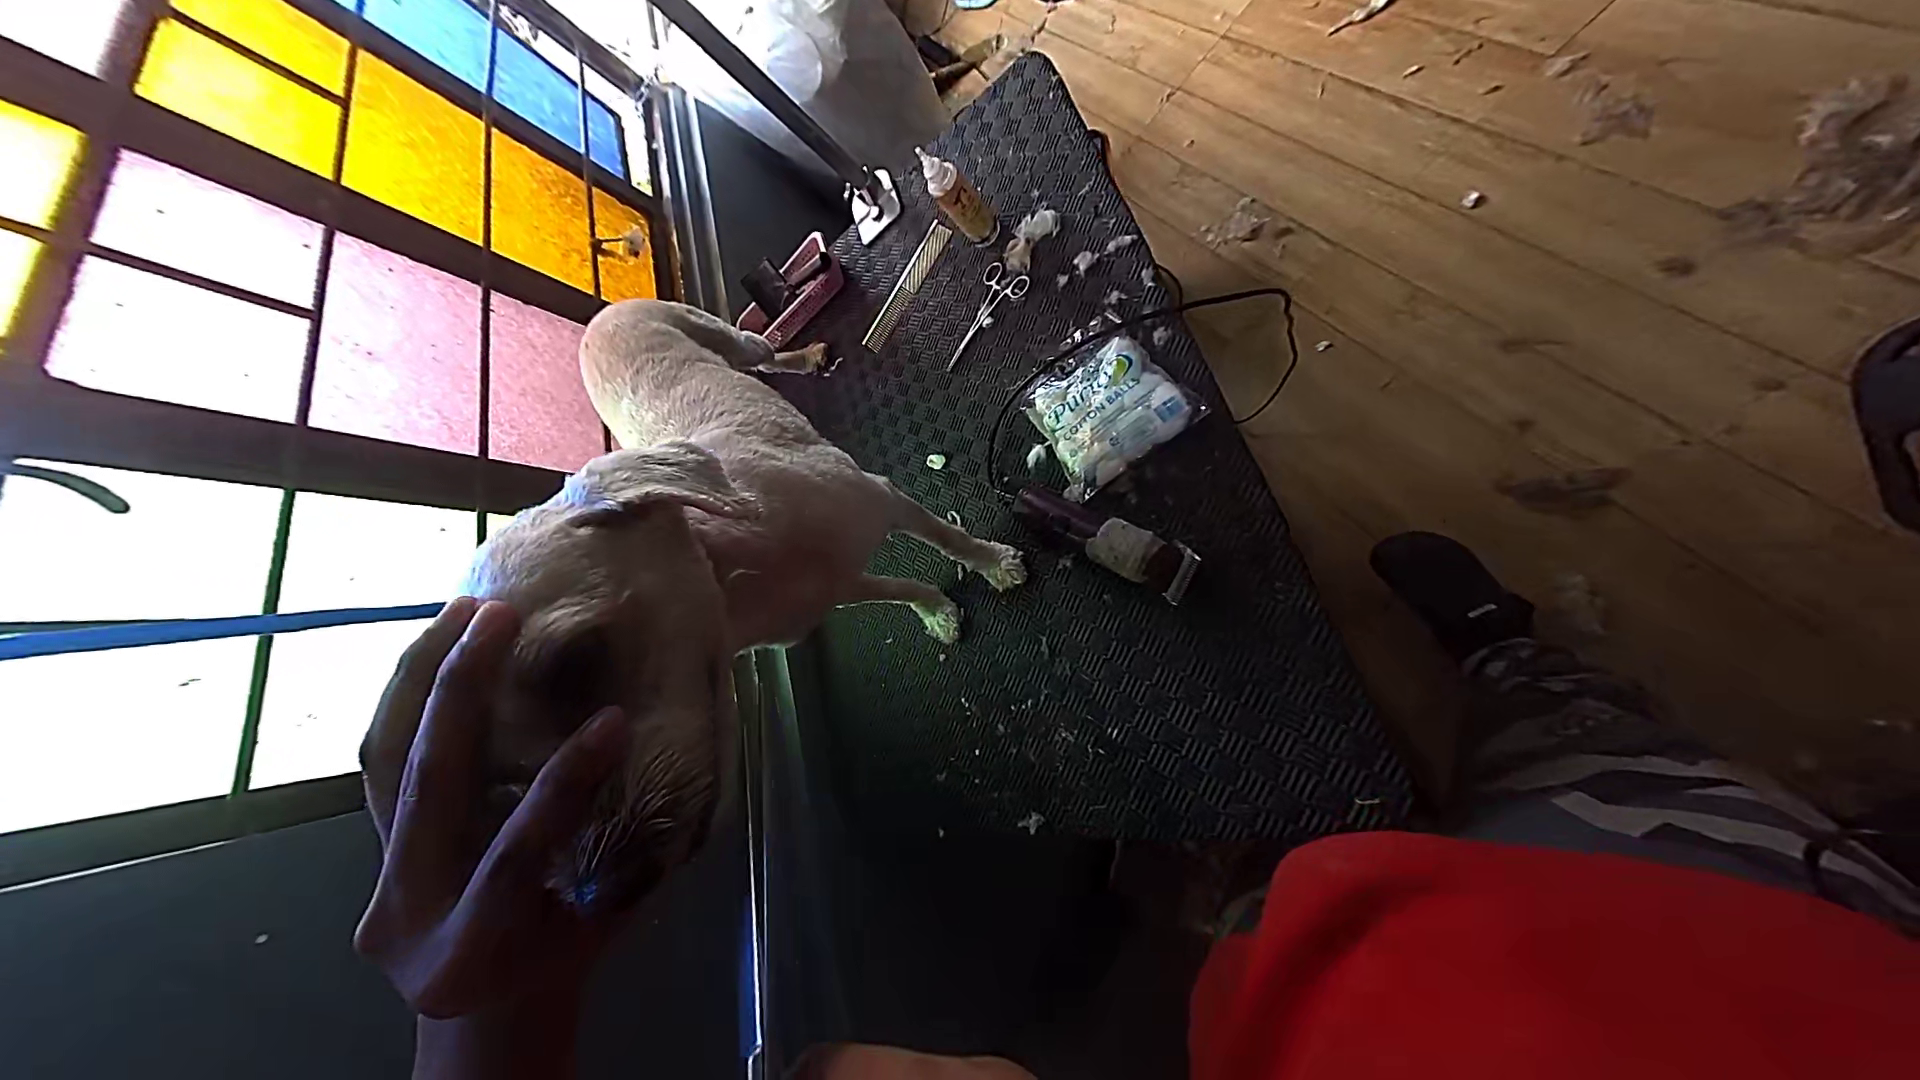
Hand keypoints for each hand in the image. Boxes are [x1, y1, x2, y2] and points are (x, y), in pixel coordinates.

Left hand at [356, 599, 631, 1076]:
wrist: (488, 999)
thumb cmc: (568, 952)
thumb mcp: (608, 916)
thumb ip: (631, 854)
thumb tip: (677, 774)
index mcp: (475, 944)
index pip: (519, 851)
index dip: (568, 784)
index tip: (613, 719)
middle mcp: (406, 911)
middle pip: (428, 789)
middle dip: (462, 693)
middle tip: (497, 617)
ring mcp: (379, 875)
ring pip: (387, 767)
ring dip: (425, 679)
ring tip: (460, 612)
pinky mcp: (377, 844)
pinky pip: (379, 766)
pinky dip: (406, 700)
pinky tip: (435, 649)